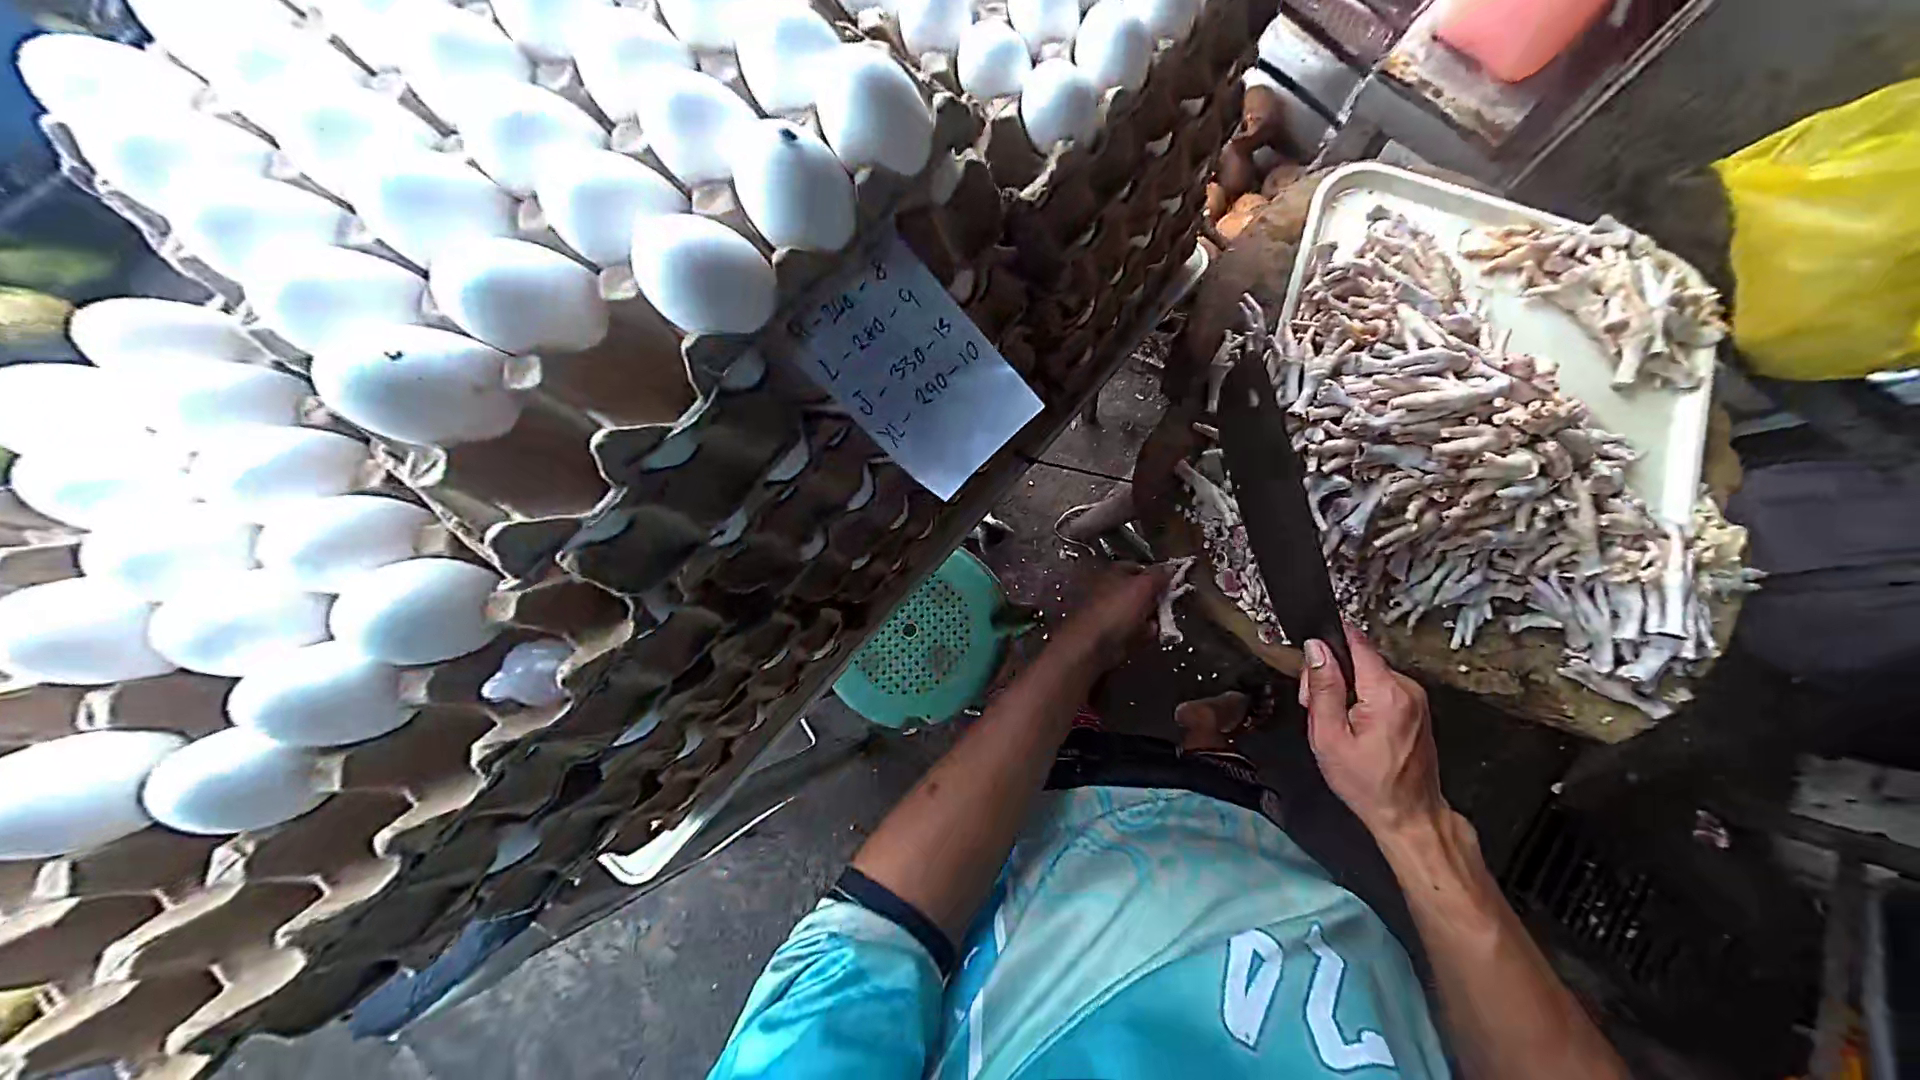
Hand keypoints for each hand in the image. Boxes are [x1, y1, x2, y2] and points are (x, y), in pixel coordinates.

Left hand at [1051, 562, 1174, 669]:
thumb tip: (1170, 568)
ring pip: (1138, 613)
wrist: (1091, 646)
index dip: (1156, 575)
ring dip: (1151, 619)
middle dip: (1155, 600)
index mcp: (1111, 573)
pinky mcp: (1111, 634)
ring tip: (1157, 623)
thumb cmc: (1116, 610)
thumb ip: (1157, 576)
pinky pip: (1134, 631)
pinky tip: (1146, 636)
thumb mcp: (1142, 587)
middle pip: (1140, 592)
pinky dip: (1142, 634)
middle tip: (1167, 606)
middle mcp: (1109, 591)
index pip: (1138, 568)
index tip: (1171, 584)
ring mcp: (1109, 613)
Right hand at [1300, 625, 1449, 842]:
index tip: (1312, 666)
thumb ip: (1322, 687)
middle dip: (1330, 675)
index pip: (1355, 642)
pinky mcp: (1415, 706)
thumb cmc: (1368, 783)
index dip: (1326, 648)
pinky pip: (1378, 686)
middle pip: (1356, 658)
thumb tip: (1316, 648)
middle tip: (1318, 708)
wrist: (1408, 814)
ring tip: (1337, 723)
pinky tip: (1353, 725)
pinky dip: (1360, 699)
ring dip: (1344, 688)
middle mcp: (1407, 689)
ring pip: (1365, 672)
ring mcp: (1415, 697)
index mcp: (1387, 693)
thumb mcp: (1328, 735)